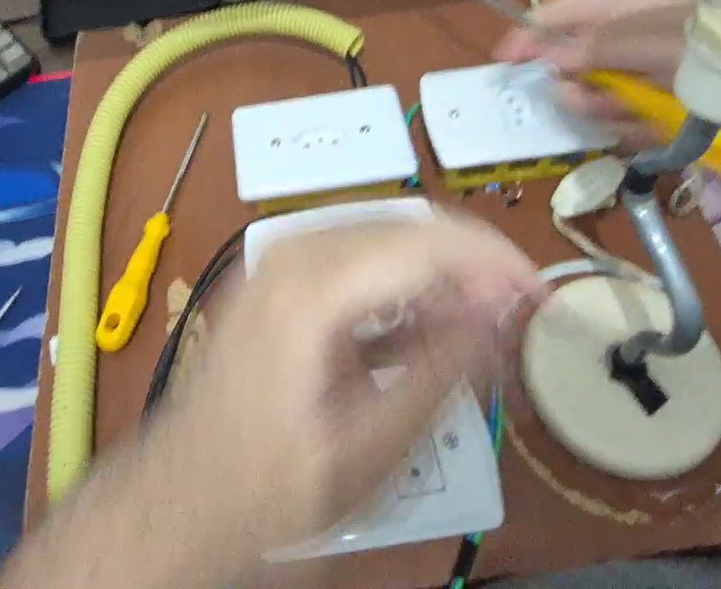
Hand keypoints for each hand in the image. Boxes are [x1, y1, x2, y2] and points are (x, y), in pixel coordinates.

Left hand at [138, 213, 539, 567]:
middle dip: (471, 264)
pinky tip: (426, 324)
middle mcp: (292, 251)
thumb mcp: (371, 445)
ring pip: (387, 236)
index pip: (426, 239)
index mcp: (311, 284)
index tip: (537, 293)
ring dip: (440, 273)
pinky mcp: (280, 274)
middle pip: (409, 228)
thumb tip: (500, 308)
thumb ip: (443, 367)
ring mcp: (280, 258)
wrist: (184, 492)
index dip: (494, 259)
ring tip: (480, 324)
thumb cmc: (269, 482)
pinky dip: (402, 282)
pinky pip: (358, 255)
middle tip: (516, 311)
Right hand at [493, 0, 720, 146]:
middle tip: (565, 95)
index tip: (505, 58)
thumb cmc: (714, 52)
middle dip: (567, 79)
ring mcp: (647, 81)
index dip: (532, 30)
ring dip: (596, 107)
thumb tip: (547, 58)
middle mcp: (632, 45)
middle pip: (576, 60)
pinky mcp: (664, 115)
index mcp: (628, 11)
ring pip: (597, 97)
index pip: (566, 13)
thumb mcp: (650, 40)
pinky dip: (627, 130)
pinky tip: (642, 129)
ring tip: (609, 112)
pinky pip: (626, 125)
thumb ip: (595, 48)